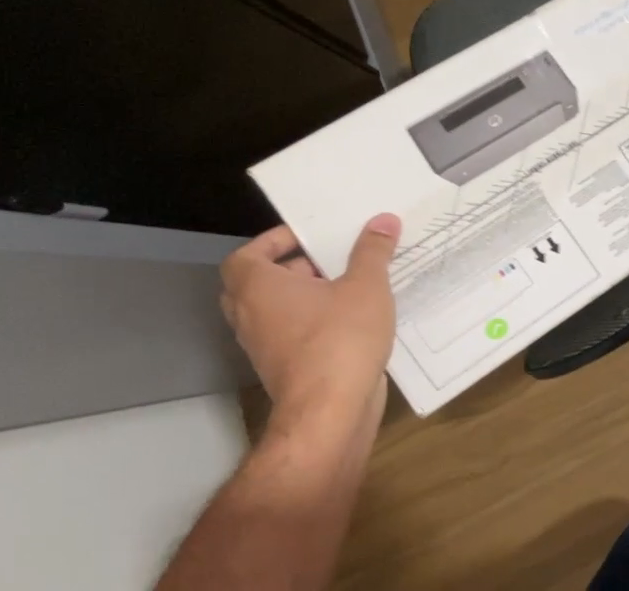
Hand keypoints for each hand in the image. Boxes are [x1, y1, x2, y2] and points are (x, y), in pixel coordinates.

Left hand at [220, 215, 401, 433]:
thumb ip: (373, 251)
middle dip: (294, 267)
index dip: (274, 241)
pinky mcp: (284, 366)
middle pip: (258, 282)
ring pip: (277, 309)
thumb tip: (382, 220)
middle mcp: (252, 316)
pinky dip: (314, 318)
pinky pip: (292, 331)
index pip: (246, 256)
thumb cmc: (341, 337)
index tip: (311, 235)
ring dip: (307, 293)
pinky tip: (356, 315)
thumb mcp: (367, 285)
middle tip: (332, 257)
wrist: (330, 409)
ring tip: (352, 283)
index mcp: (260, 289)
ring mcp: (264, 345)